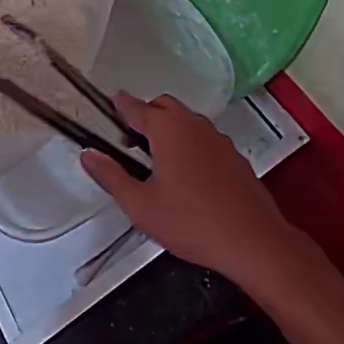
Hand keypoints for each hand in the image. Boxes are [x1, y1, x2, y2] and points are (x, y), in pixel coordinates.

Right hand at [79, 93, 294, 277]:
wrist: (253, 241)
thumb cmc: (193, 222)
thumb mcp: (140, 205)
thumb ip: (111, 176)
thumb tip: (89, 156)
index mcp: (167, 129)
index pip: (136, 107)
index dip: (120, 104)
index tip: (111, 103)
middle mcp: (193, 125)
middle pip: (163, 106)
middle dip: (145, 114)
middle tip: (130, 138)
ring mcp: (217, 139)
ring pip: (186, 121)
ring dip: (169, 129)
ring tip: (156, 160)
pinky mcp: (233, 156)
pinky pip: (204, 138)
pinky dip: (189, 144)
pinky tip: (186, 175)